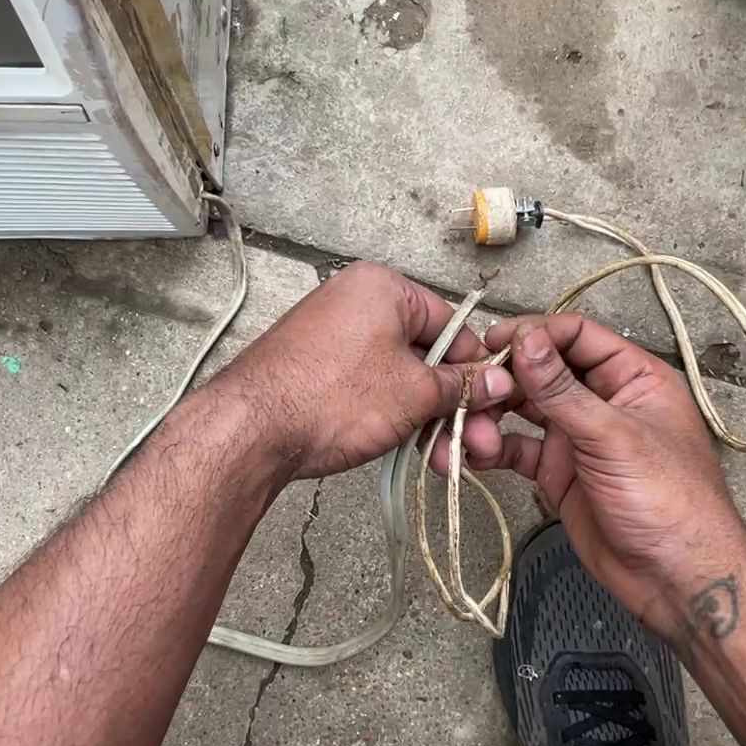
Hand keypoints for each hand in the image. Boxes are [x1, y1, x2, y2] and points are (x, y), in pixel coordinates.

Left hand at [205, 262, 512, 479]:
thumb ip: (460, 386)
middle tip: (476, 440)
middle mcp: (354, 303)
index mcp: (382, 287)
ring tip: (447, 457)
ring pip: (397, 377)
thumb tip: (494, 382)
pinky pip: (368, 387)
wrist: (252, 429)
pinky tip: (414, 450)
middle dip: (453, 403)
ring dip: (427, 418)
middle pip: (424, 354)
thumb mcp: (413, 392)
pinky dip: (392, 416)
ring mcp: (332, 337)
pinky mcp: (316, 369)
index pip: (451, 323)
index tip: (492, 400)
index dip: (475, 367)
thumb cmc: (328, 397)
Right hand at [436, 314, 745, 638]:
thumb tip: (525, 338)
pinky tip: (471, 455)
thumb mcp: (612, 436)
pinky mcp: (556, 470)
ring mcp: (576, 436)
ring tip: (470, 430)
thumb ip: (562, 389)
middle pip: (542, 371)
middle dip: (504, 378)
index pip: (577, 336)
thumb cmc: (668, 501)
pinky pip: (516, 449)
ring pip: (523, 410)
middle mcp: (601, 400)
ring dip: (492, 416)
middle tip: (470, 387)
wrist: (674, 580)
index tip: (494, 341)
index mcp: (631, 378)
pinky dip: (492, 450)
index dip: (535, 334)